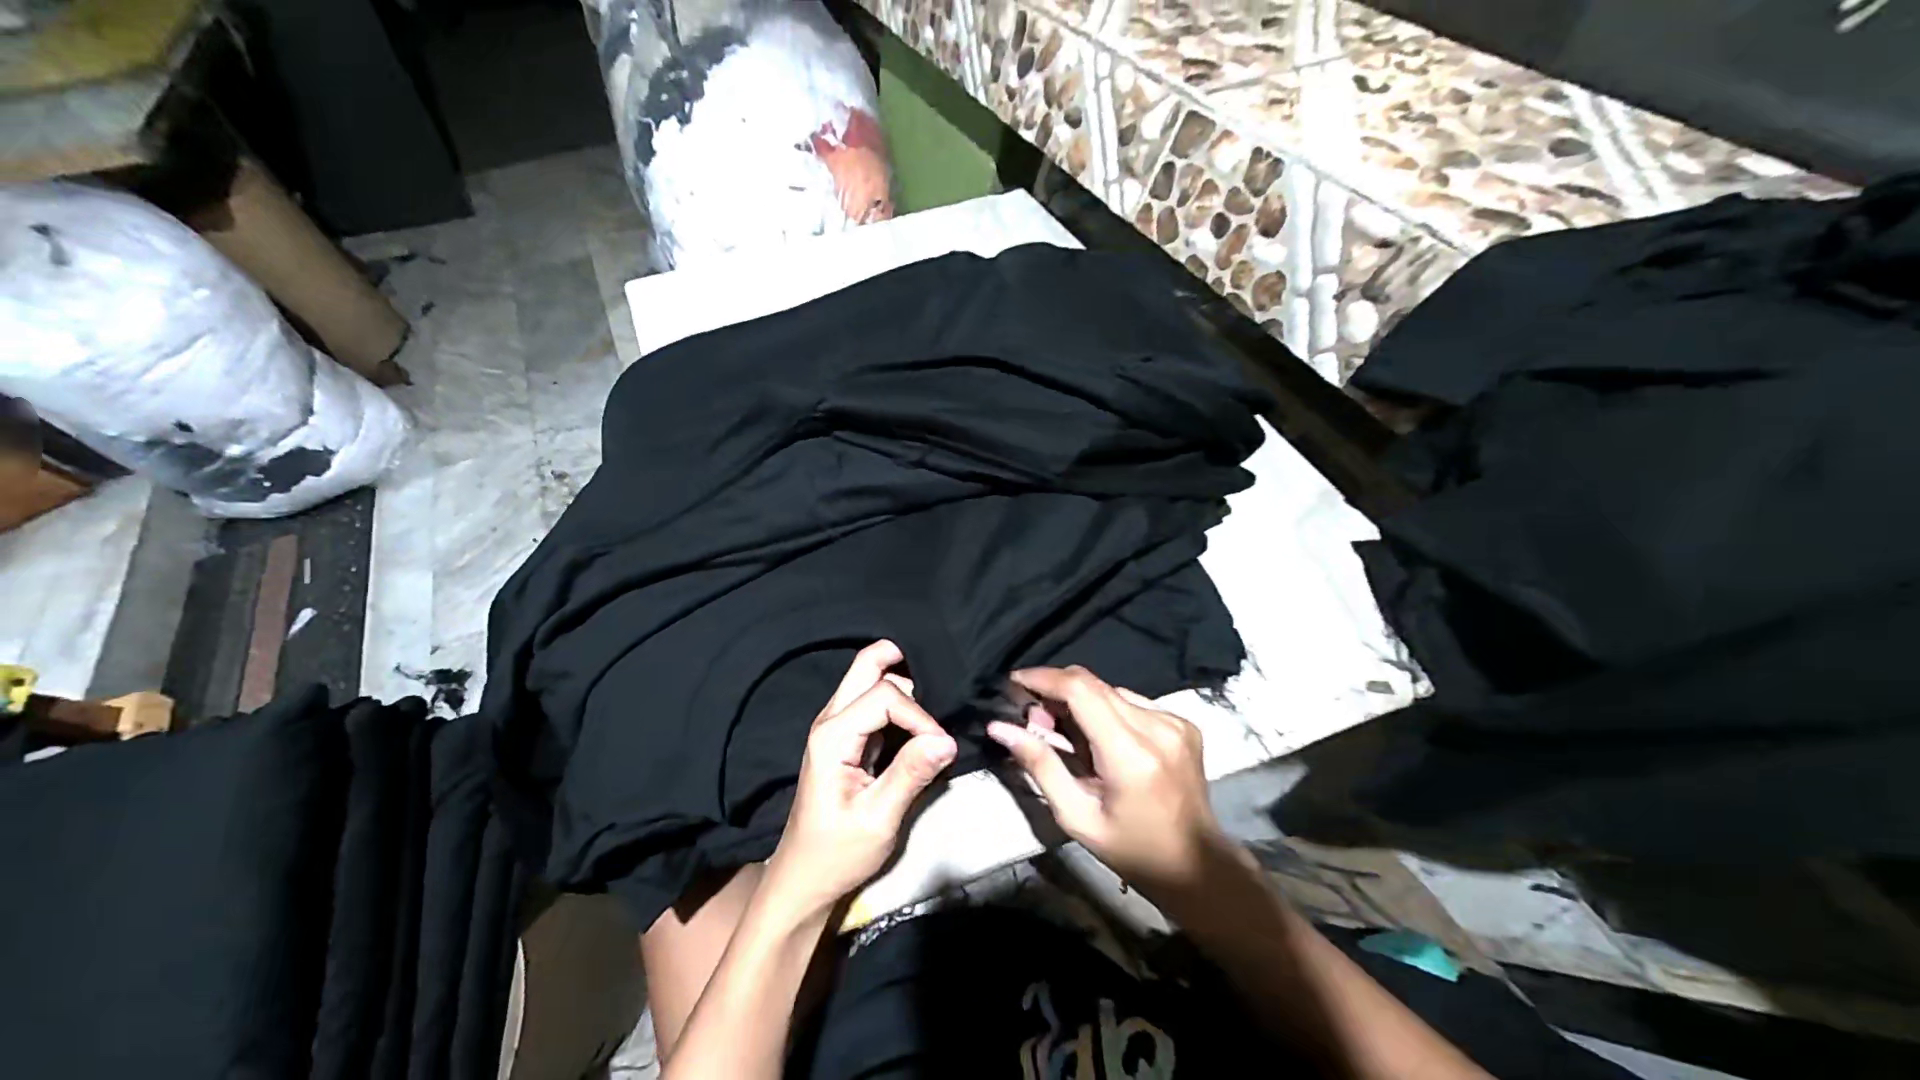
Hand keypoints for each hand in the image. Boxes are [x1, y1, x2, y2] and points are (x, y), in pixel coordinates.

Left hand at [763, 641, 956, 916]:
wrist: (806, 879)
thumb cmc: (837, 853)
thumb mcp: (879, 819)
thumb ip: (911, 774)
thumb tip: (947, 740)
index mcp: (833, 736)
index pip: (886, 696)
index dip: (920, 715)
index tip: (941, 748)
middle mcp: (830, 720)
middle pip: (865, 666)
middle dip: (901, 663)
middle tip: (939, 679)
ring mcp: (835, 727)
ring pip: (868, 679)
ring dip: (902, 683)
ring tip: (934, 708)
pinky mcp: (846, 739)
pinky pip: (872, 702)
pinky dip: (897, 701)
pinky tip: (918, 721)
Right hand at [988, 666, 1235, 906]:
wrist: (1198, 865)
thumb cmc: (1132, 850)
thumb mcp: (1076, 817)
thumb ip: (1040, 766)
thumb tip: (1000, 728)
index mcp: (1131, 753)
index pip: (1081, 690)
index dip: (1044, 678)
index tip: (1015, 682)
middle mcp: (1157, 727)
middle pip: (1094, 684)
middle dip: (1056, 692)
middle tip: (1035, 719)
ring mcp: (1174, 722)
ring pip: (1111, 691)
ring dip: (1081, 703)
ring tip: (1067, 736)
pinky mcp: (1183, 723)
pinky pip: (1132, 702)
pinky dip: (1107, 712)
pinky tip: (1100, 740)